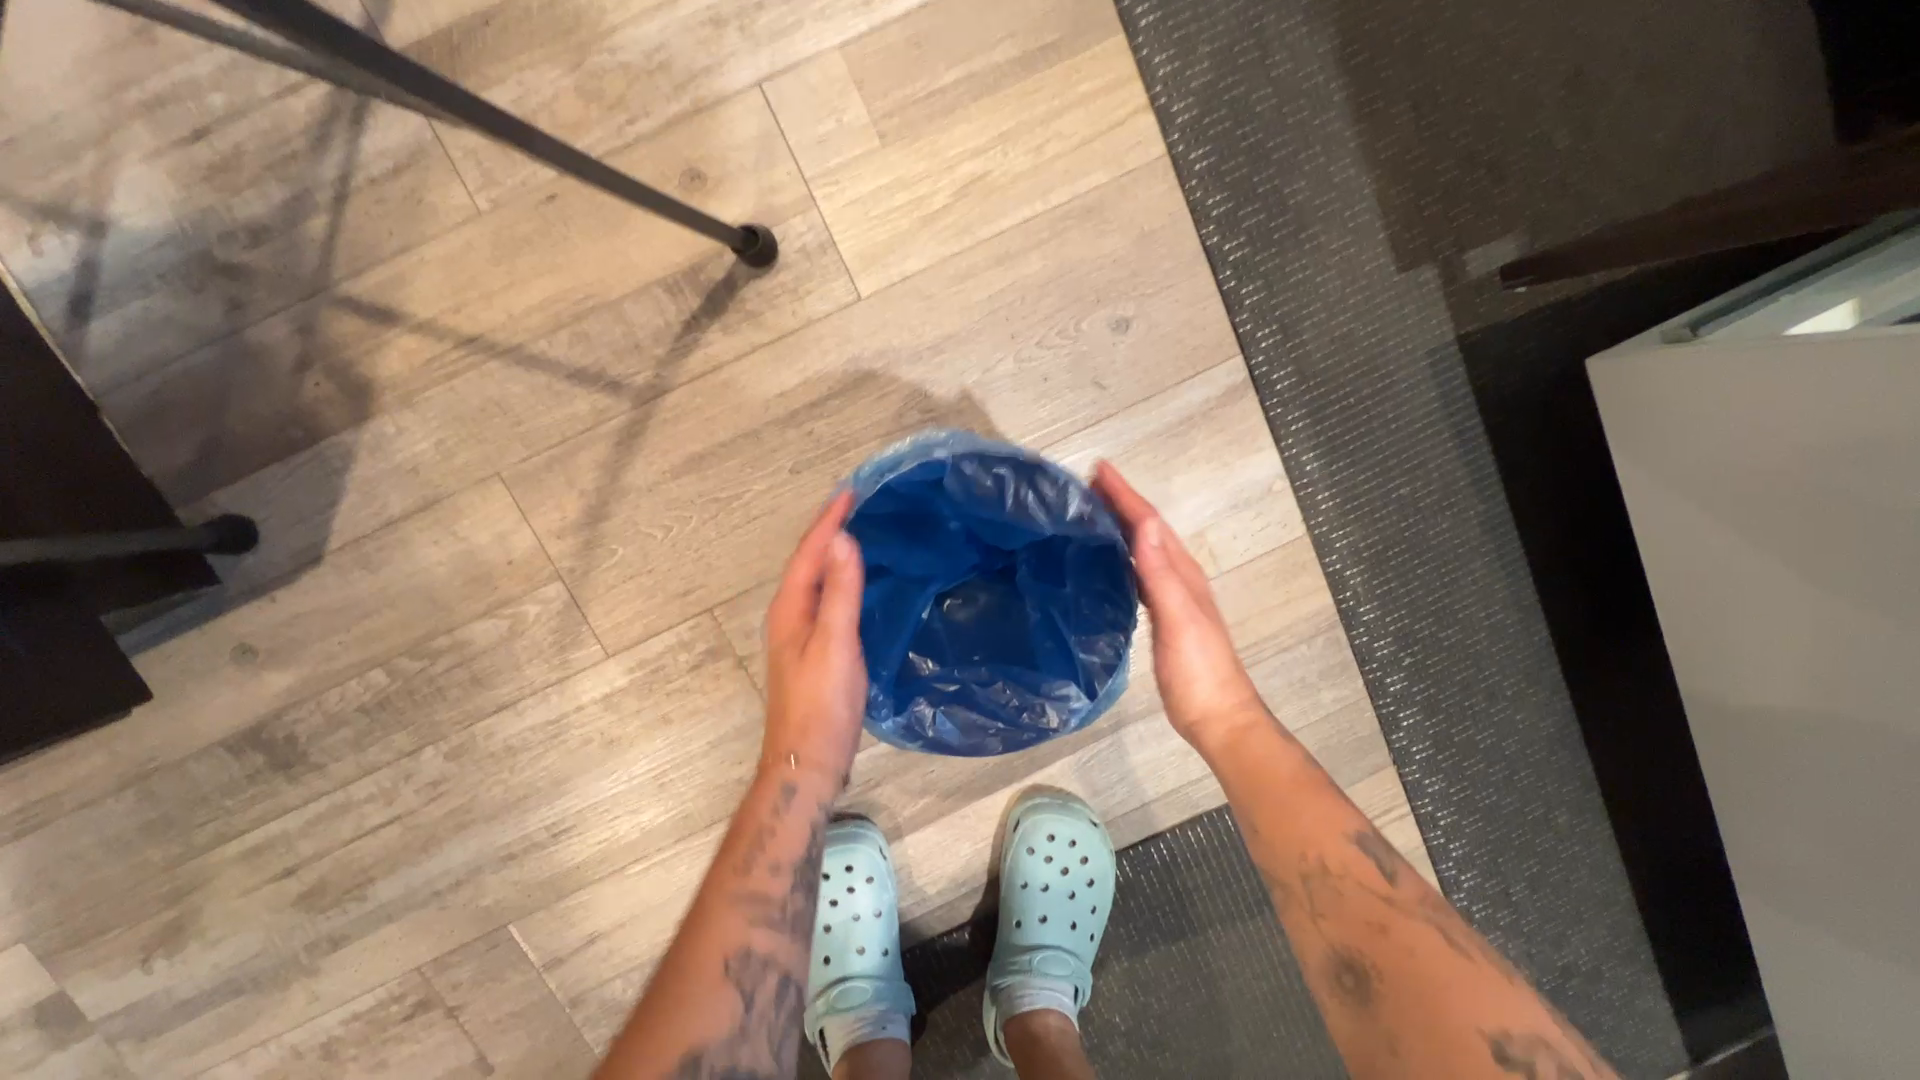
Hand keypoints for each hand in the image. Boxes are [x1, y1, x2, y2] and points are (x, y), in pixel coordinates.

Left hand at [761, 491, 867, 788]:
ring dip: (834, 555)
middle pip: (808, 563)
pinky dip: (841, 582)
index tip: (852, 490)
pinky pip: (826, 601)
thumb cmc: (822, 705)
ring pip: (816, 582)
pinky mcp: (814, 652)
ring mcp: (799, 636)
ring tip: (859, 532)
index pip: (810, 552)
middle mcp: (789, 617)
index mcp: (790, 609)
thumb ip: (840, 592)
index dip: (829, 520)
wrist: (808, 761)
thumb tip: (842, 538)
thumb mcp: (835, 644)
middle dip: (829, 531)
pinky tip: (860, 585)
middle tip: (858, 503)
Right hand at [1092, 462, 1272, 755]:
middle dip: (1120, 503)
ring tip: (1091, 512)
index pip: (1150, 524)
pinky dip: (1122, 559)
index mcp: (1182, 574)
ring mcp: (1172, 598)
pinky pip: (1138, 574)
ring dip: (1120, 527)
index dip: (1125, 495)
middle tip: (1086, 484)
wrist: (1217, 716)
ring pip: (1143, 550)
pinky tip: (1106, 565)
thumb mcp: (1179, 619)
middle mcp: (1178, 578)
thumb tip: (1145, 524)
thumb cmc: (1198, 671)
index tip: (1097, 469)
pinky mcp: (1162, 618)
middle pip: (1147, 531)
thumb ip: (1162, 574)